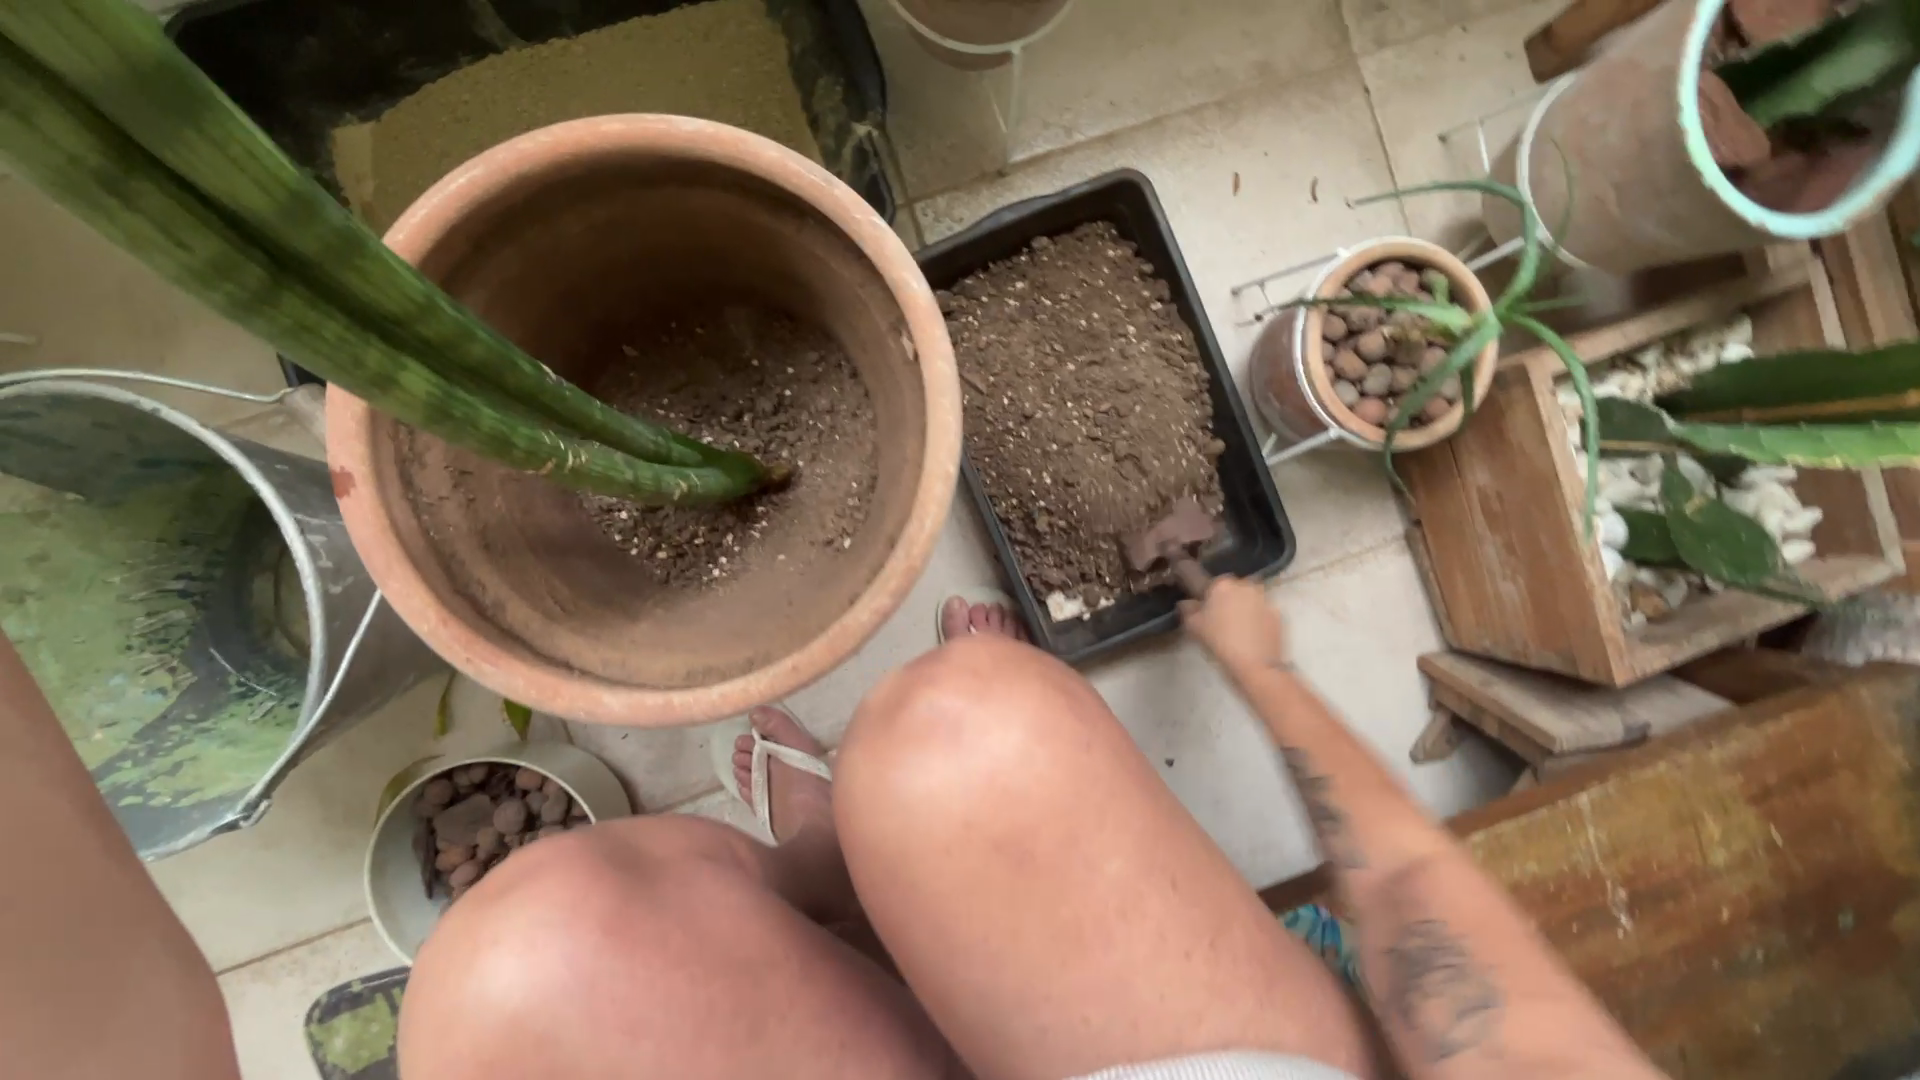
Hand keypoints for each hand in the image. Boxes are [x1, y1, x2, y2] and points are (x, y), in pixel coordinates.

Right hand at [1179, 576, 1288, 673]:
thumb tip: (1186, 602)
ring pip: (1248, 598)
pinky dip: (1257, 619)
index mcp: (1221, 585)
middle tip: (1218, 618)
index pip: (1207, 580)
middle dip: (1225, 598)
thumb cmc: (1219, 642)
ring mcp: (1264, 598)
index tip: (1201, 602)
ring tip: (1236, 627)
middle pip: (1231, 588)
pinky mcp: (1278, 614)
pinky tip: (1251, 635)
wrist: (1255, 665)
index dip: (1203, 592)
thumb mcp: (1193, 627)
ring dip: (1242, 607)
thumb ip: (1187, 609)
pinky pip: (1262, 612)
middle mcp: (1245, 585)